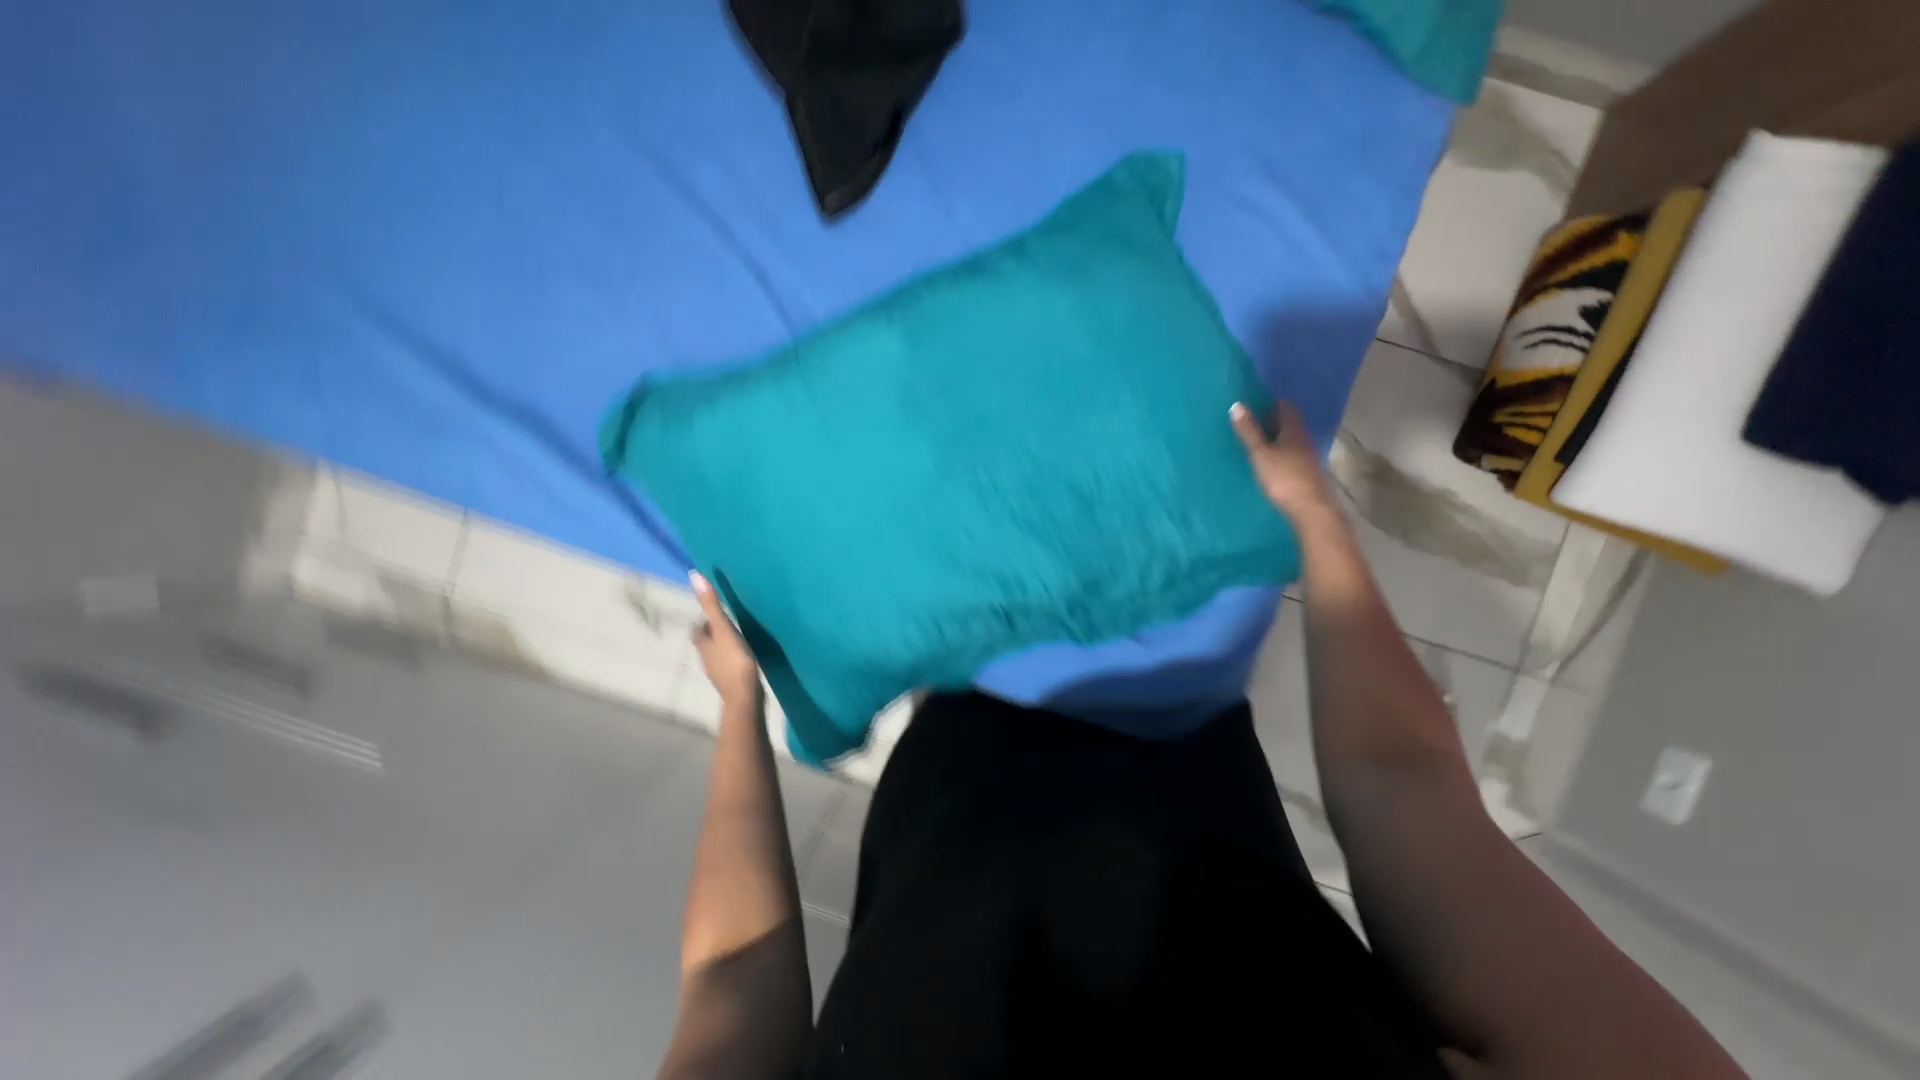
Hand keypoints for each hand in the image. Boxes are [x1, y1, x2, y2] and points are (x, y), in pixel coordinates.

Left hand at [690, 572, 762, 706]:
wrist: (745, 696)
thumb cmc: (733, 660)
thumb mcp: (723, 628)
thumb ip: (711, 605)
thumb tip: (694, 575)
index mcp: (703, 644)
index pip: (697, 630)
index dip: (704, 621)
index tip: (716, 614)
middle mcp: (707, 659)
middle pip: (707, 643)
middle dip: (715, 634)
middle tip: (730, 624)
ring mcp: (719, 673)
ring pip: (718, 655)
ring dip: (725, 647)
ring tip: (740, 638)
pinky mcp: (732, 682)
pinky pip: (730, 666)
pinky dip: (735, 660)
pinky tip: (747, 658)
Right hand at [1230, 400, 1337, 525]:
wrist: (1311, 509)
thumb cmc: (1283, 478)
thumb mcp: (1260, 454)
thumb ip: (1249, 431)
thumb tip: (1237, 405)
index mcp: (1293, 431)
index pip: (1286, 408)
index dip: (1273, 403)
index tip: (1257, 403)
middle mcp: (1304, 440)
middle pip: (1291, 423)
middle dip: (1275, 419)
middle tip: (1254, 420)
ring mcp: (1309, 457)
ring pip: (1293, 440)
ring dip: (1279, 437)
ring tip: (1259, 441)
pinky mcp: (1308, 473)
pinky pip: (1294, 455)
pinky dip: (1283, 452)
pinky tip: (1273, 461)